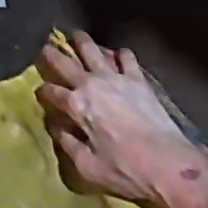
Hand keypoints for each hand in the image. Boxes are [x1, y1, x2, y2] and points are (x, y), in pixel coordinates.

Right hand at [36, 32, 206, 204]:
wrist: (166, 164)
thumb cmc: (125, 170)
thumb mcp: (88, 168)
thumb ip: (67, 144)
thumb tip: (55, 127)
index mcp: (76, 105)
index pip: (51, 92)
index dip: (42, 92)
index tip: (40, 93)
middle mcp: (90, 83)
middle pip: (63, 61)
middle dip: (50, 54)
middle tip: (44, 49)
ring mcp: (114, 76)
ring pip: (91, 47)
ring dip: (80, 40)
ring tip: (76, 37)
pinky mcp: (135, 76)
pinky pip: (125, 56)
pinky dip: (119, 55)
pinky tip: (118, 59)